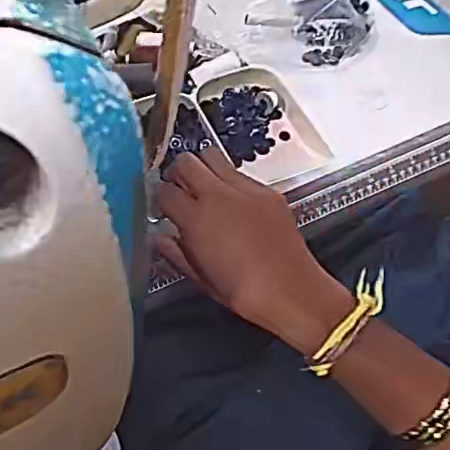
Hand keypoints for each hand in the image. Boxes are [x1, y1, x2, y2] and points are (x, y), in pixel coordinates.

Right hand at [154, 147, 352, 354]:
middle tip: (179, 190)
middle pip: (186, 162)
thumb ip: (176, 252)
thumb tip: (161, 240)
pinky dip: (230, 183)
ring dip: (203, 170)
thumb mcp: (200, 278)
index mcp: (196, 218)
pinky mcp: (269, 192)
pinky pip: (241, 175)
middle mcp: (220, 196)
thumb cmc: (244, 292)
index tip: (163, 208)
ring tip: (205, 192)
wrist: (289, 291)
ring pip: (213, 158)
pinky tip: (233, 205)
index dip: (160, 198)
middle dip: (177, 173)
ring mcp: (246, 190)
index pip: (165, 191)